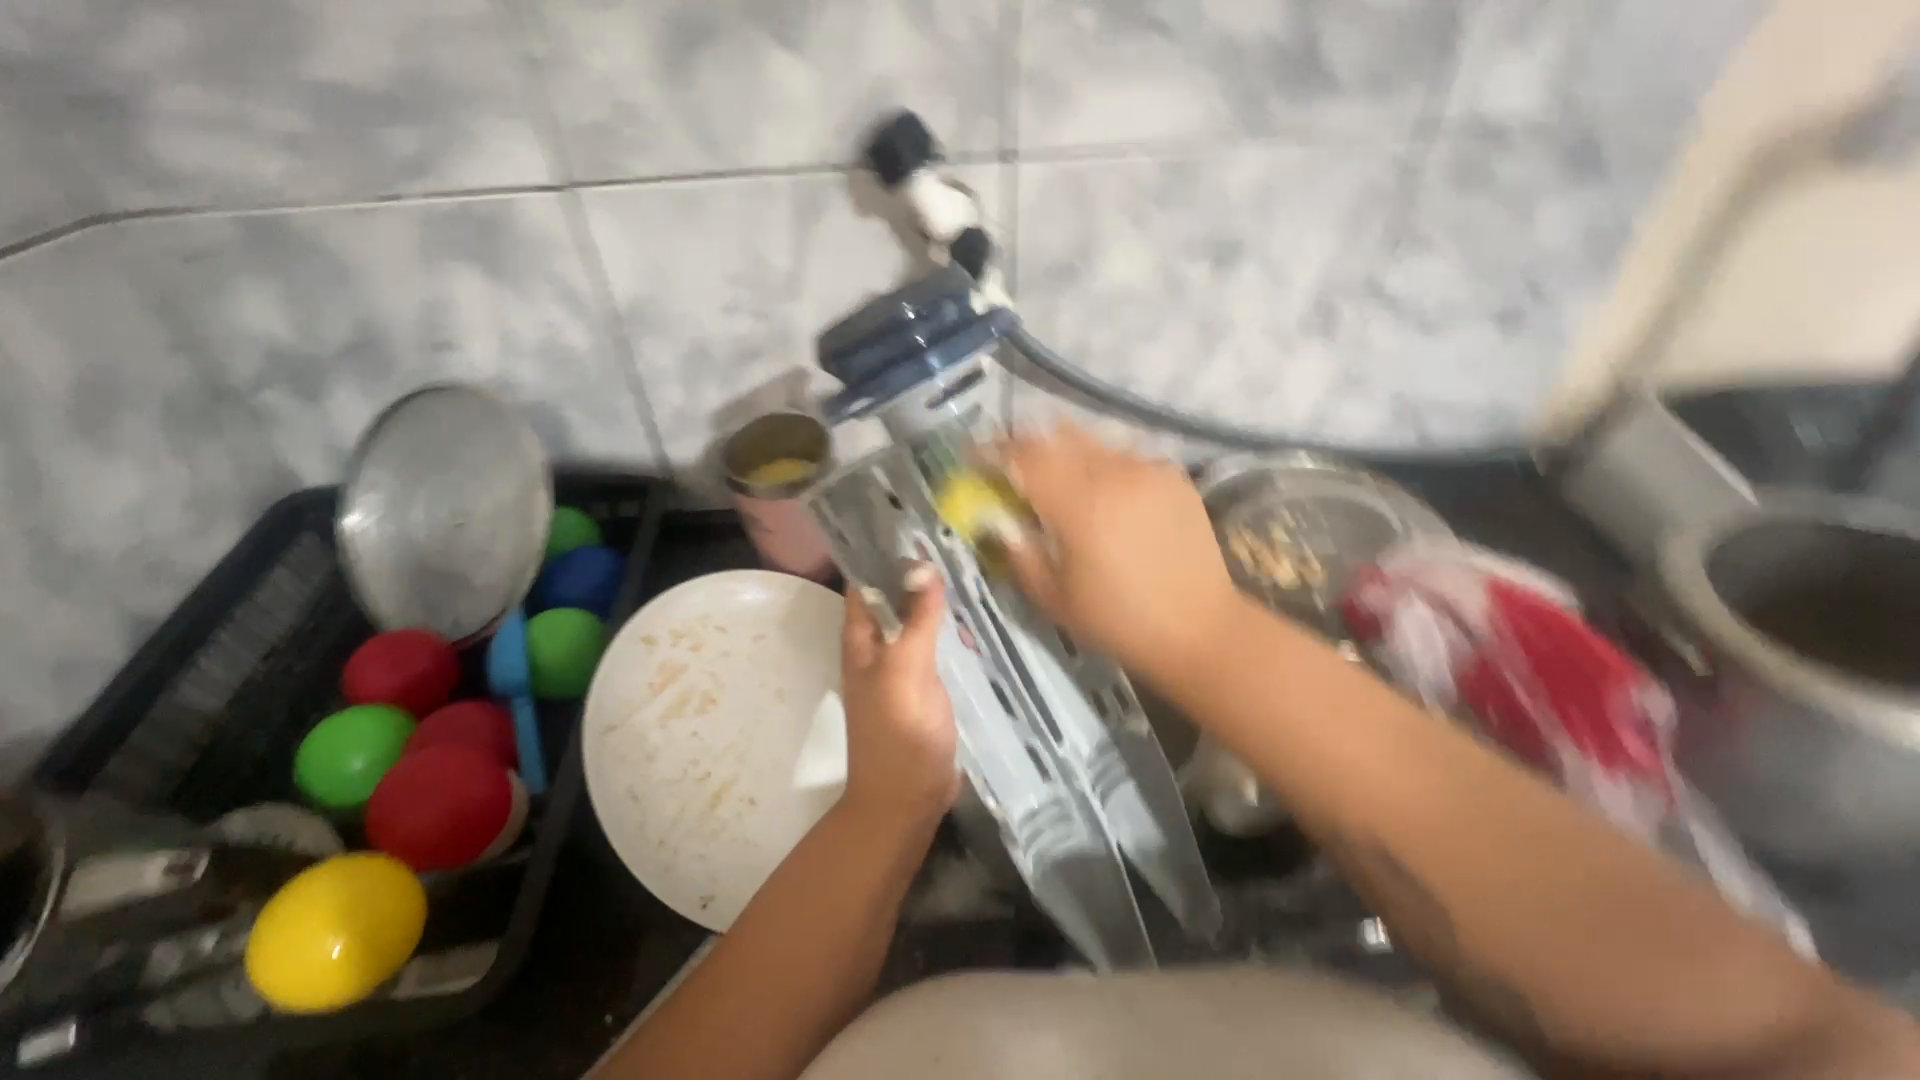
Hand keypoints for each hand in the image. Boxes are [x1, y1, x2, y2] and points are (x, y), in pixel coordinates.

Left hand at [838, 565, 959, 826]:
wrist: (906, 800)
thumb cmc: (898, 733)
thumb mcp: (906, 670)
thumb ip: (916, 619)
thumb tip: (922, 564)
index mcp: (861, 640)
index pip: (864, 582)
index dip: (882, 552)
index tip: (916, 522)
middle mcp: (877, 649)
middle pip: (893, 599)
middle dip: (918, 572)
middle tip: (957, 539)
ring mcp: (903, 670)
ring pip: (918, 623)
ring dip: (938, 601)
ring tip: (973, 567)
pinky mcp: (927, 689)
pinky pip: (937, 649)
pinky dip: (952, 632)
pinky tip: (979, 619)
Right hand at [997, 425, 1242, 677]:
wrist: (1200, 628)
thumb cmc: (1119, 622)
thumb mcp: (1054, 596)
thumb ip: (1018, 550)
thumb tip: (996, 518)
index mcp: (1080, 506)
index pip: (1024, 457)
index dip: (993, 450)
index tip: (973, 454)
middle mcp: (1114, 474)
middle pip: (1057, 437)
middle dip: (1027, 443)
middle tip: (1010, 460)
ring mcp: (1148, 470)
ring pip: (1092, 442)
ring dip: (1065, 451)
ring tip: (1056, 475)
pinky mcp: (1173, 476)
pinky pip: (1125, 457)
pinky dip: (1102, 465)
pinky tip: (1102, 494)